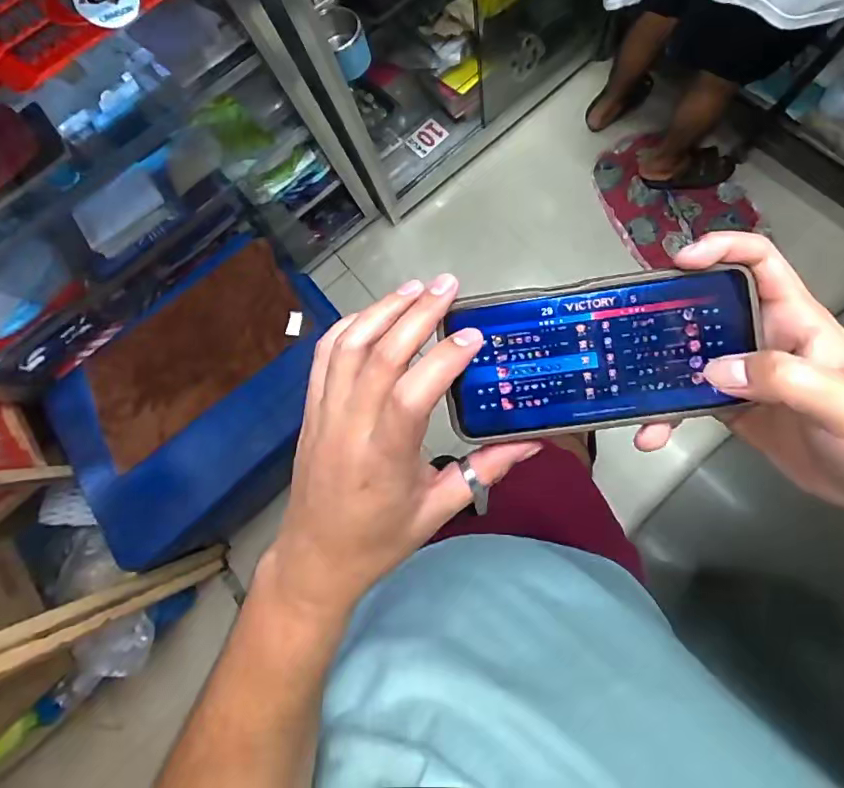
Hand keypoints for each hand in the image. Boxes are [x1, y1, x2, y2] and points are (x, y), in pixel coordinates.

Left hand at [260, 274, 542, 616]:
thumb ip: (484, 471)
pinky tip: (375, 313)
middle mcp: (349, 426)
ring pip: (348, 345)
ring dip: (382, 310)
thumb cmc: (380, 538)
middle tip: (448, 286)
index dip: (443, 360)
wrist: (314, 558)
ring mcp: (324, 412)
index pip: (411, 395)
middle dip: (416, 314)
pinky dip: (349, 325)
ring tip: (416, 288)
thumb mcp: (437, 510)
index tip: (474, 335)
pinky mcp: (311, 407)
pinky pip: (324, 355)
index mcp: (383, 457)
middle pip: (380, 356)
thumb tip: (533, 443)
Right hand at [634, 232, 843, 518]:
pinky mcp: (736, 406)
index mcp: (796, 320)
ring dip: (661, 369)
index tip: (683, 260)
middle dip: (670, 308)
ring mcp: (747, 373)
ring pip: (693, 354)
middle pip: (710, 303)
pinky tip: (651, 434)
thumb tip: (715, 370)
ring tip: (633, 387)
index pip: (760, 261)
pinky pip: (692, 398)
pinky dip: (668, 413)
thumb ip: (785, 378)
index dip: (722, 248)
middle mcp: (764, 337)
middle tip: (633, 322)